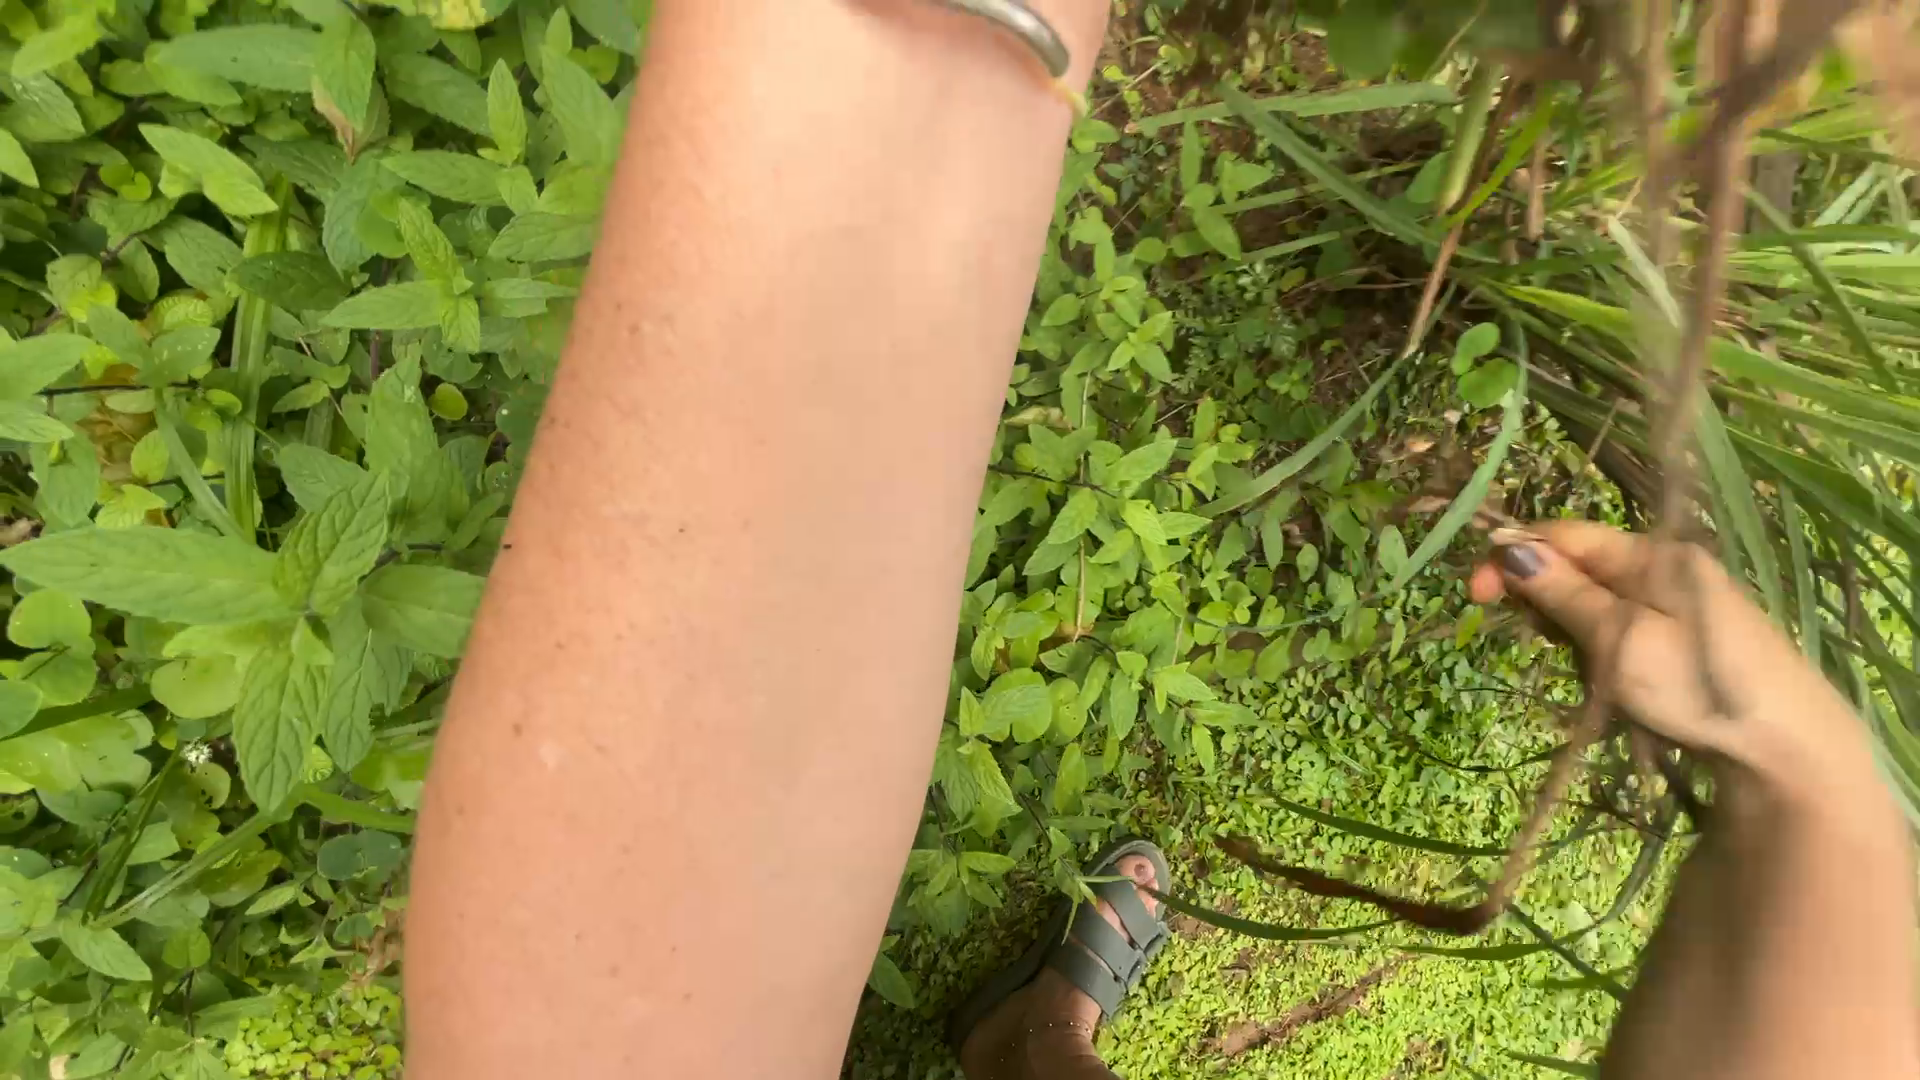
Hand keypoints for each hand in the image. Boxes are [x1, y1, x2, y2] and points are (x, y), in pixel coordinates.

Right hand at [1469, 521, 1885, 814]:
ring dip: (1565, 628)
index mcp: (1650, 555)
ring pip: (1582, 599)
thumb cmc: (1696, 685)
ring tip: (1584, 666)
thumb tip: (1508, 546)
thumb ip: (1561, 590)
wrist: (1786, 753)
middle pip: (1569, 565)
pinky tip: (1605, 673)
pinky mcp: (1672, 635)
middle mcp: (1659, 568)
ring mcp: (1668, 602)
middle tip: (1539, 638)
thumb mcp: (1618, 636)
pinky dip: (1590, 646)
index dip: (1510, 557)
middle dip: (1539, 597)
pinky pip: (1607, 625)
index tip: (1475, 596)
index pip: (1560, 536)